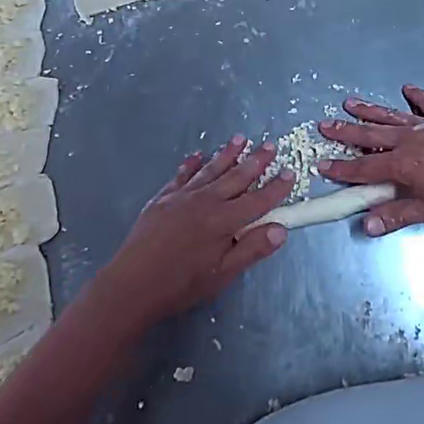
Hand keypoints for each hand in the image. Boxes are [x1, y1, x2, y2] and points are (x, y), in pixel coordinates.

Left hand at [89, 136, 293, 327]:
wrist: (133, 282)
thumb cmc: (181, 284)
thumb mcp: (222, 274)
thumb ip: (251, 249)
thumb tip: (281, 229)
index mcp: (223, 221)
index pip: (257, 200)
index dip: (276, 187)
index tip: (290, 173)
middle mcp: (205, 201)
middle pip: (236, 177)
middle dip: (256, 161)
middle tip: (270, 145)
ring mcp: (182, 196)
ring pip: (210, 169)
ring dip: (227, 154)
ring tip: (240, 139)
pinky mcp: (163, 198)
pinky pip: (182, 175)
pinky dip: (191, 164)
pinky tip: (197, 156)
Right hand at [319, 85, 423, 235]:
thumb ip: (396, 215)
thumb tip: (366, 225)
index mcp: (402, 164)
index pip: (364, 167)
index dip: (341, 168)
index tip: (322, 166)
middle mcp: (408, 140)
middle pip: (369, 135)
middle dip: (344, 132)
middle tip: (324, 125)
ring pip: (390, 116)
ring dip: (368, 110)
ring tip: (349, 103)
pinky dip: (417, 97)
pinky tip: (408, 89)